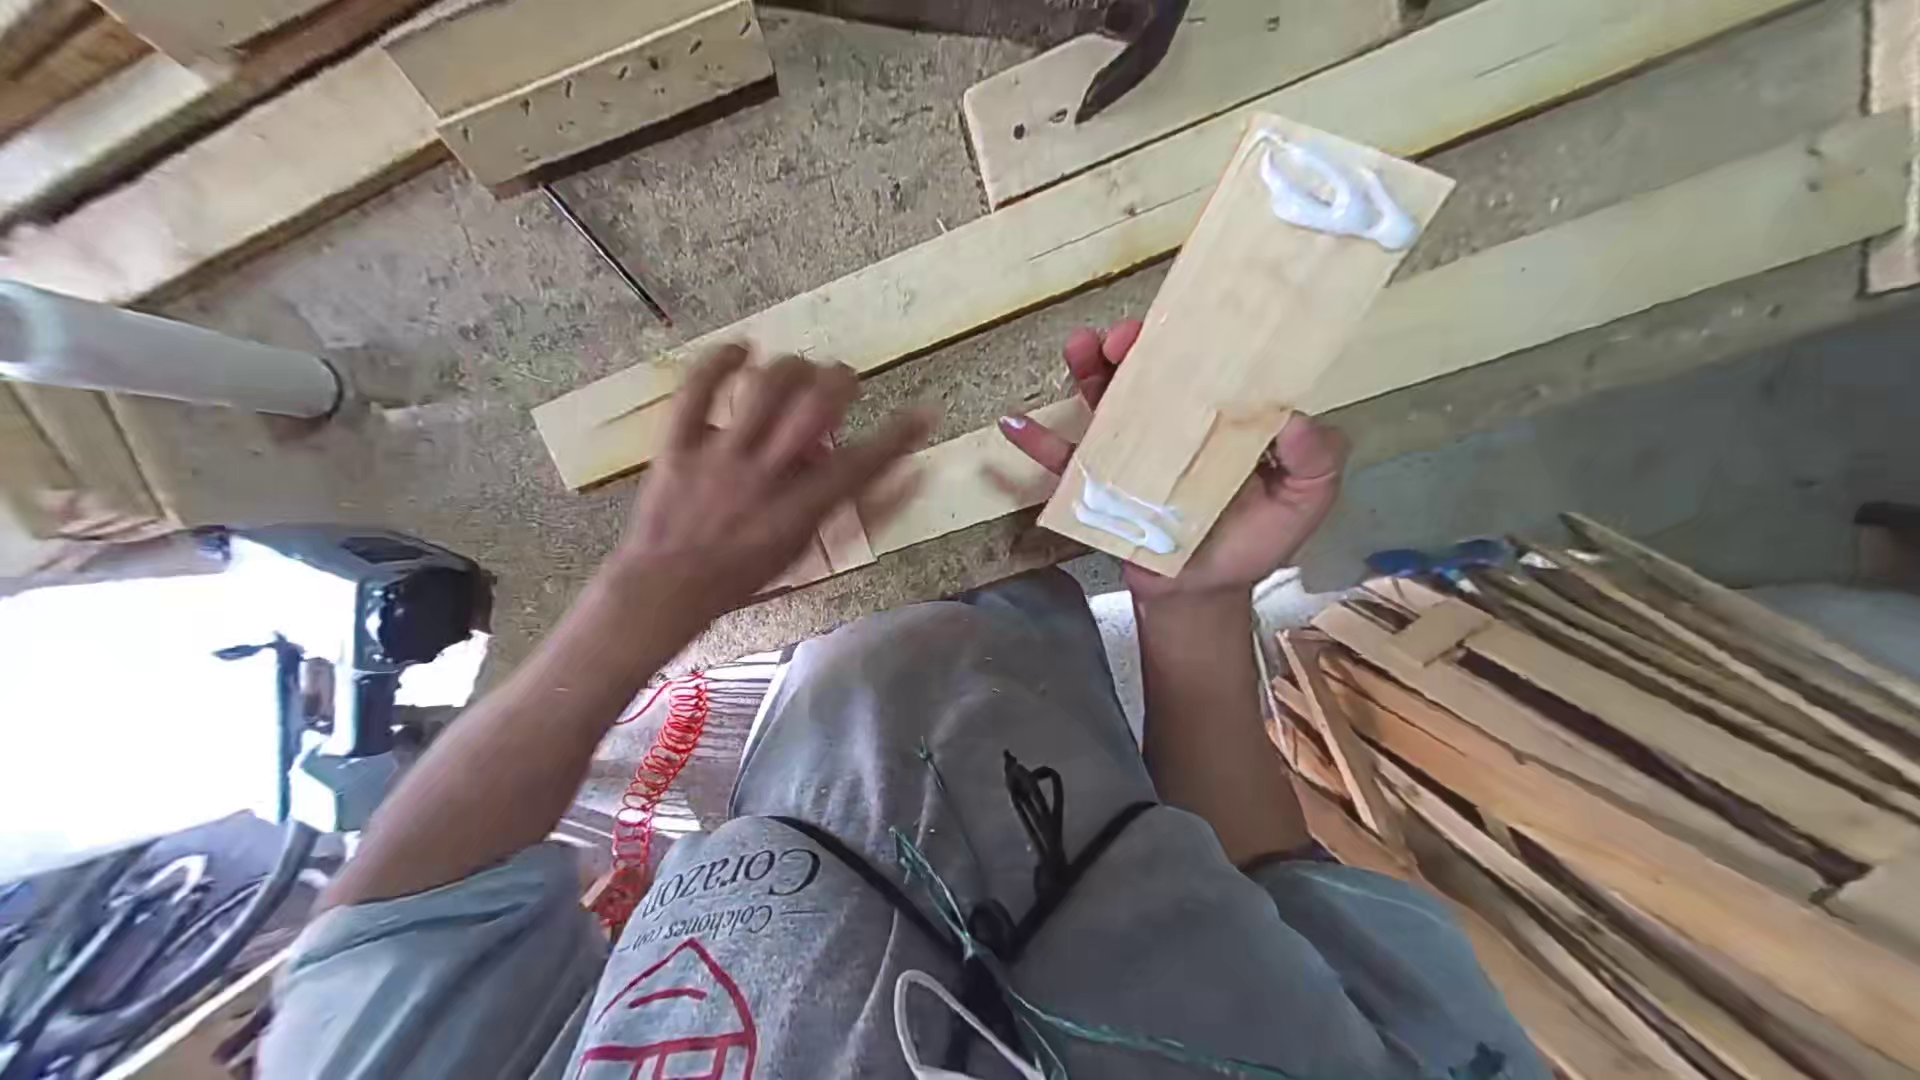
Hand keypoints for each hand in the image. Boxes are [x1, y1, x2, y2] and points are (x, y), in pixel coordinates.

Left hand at [610, 345, 930, 620]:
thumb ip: (849, 515)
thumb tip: (902, 481)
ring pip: (763, 391)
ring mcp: (719, 456)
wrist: (667, 587)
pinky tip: (742, 349)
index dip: (899, 436)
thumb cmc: (743, 575)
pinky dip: (719, 363)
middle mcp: (764, 476)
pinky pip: (695, 392)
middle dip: (841, 383)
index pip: (861, 465)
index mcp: (798, 509)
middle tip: (848, 378)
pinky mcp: (679, 445)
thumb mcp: (806, 550)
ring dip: (792, 370)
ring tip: (803, 369)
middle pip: (813, 411)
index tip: (923, 414)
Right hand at [998, 320, 1347, 600]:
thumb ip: (1314, 461)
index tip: (1182, 320)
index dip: (1191, 339)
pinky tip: (1015, 424)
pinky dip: (1037, 442)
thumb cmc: (1250, 544)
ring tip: (1078, 347)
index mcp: (1214, 422)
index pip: (1201, 368)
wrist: (1199, 595)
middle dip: (1128, 347)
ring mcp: (1127, 454)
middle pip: (1143, 376)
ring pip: (1101, 403)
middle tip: (1120, 337)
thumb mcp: (1302, 502)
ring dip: (1086, 371)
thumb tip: (1295, 417)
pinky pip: (1062, 463)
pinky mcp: (1096, 488)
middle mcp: (1168, 427)